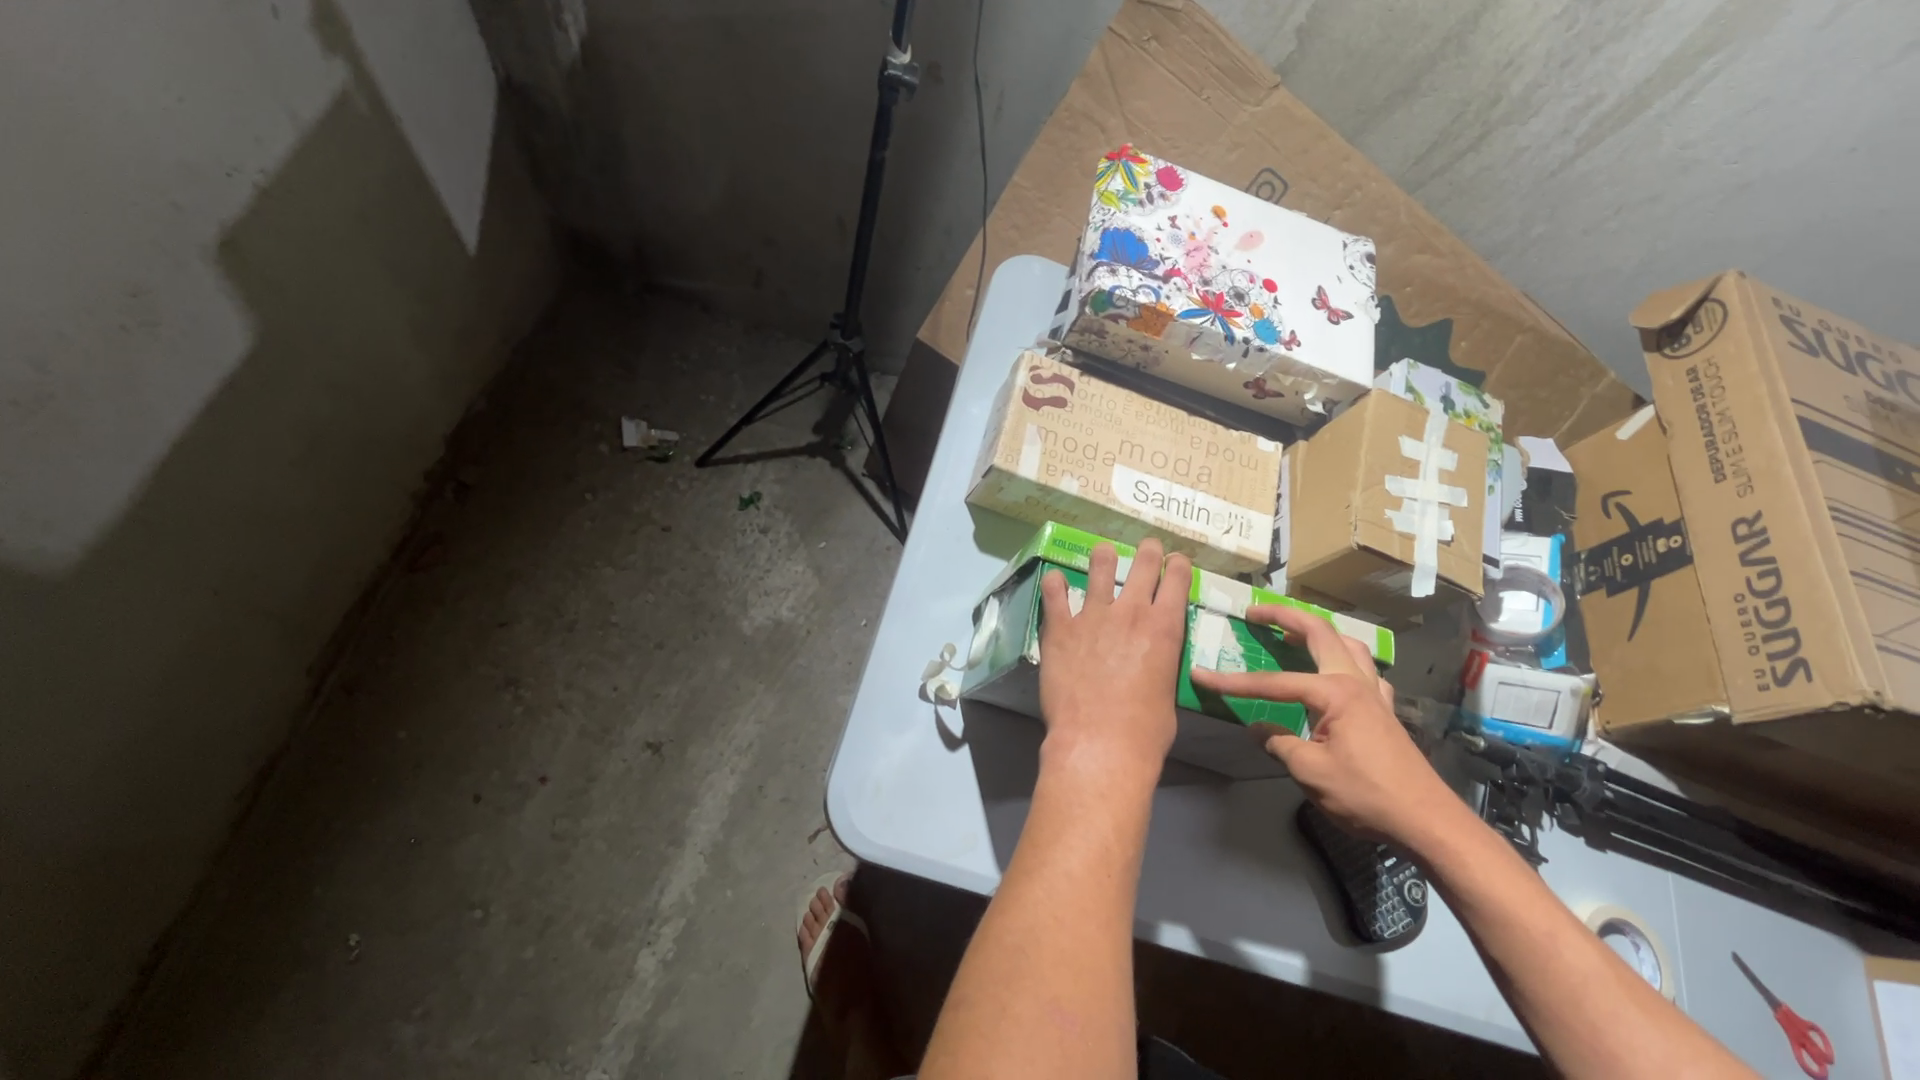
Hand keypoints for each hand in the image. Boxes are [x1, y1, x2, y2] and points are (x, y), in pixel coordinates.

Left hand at [1037, 540, 1190, 775]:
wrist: (1099, 742)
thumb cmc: (1146, 729)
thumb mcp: (1168, 691)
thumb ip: (1161, 664)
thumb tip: (1153, 664)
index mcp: (1165, 627)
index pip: (1176, 578)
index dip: (1177, 565)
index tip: (1175, 560)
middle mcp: (1131, 611)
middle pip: (1142, 563)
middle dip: (1147, 551)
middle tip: (1146, 547)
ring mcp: (1093, 615)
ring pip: (1100, 566)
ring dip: (1104, 556)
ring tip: (1103, 553)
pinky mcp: (1060, 627)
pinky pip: (1054, 593)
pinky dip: (1055, 583)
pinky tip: (1055, 579)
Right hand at [1189, 606, 1459, 846]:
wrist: (1425, 820)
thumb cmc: (1366, 794)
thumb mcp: (1310, 772)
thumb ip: (1280, 743)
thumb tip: (1260, 728)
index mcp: (1335, 693)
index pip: (1273, 683)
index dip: (1234, 682)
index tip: (1202, 676)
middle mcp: (1356, 682)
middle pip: (1320, 633)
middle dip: (1284, 616)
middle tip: (1254, 611)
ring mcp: (1376, 694)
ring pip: (1347, 644)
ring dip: (1318, 631)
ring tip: (1291, 632)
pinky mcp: (1385, 710)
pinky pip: (1364, 670)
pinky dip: (1344, 659)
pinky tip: (1335, 672)